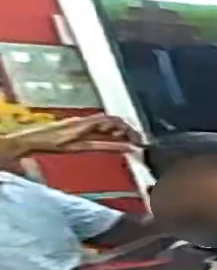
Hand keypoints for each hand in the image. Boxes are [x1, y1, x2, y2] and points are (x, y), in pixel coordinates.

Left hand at [0, 114, 142, 163]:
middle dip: (128, 131)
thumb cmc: (47, 144)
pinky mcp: (76, 127)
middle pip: (115, 120)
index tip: (139, 142)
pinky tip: (110, 141)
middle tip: (135, 143)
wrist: (23, 141)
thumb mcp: (80, 147)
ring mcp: (79, 123)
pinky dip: (109, 133)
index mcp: (86, 123)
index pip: (117, 121)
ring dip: (119, 132)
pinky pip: (99, 126)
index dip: (131, 130)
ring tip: (124, 143)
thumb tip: (130, 149)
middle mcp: (84, 120)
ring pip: (108, 123)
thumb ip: (106, 147)